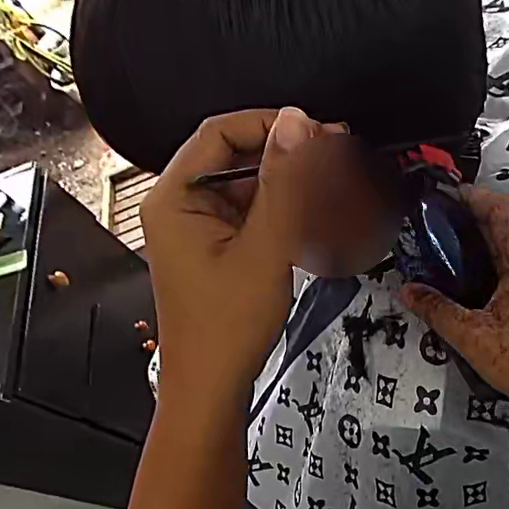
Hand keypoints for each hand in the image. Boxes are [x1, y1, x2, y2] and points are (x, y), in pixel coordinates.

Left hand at [141, 107, 334, 402]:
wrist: (212, 383)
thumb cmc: (224, 329)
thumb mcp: (264, 248)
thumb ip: (283, 183)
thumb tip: (296, 126)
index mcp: (175, 198)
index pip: (220, 133)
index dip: (270, 125)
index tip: (313, 131)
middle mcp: (182, 207)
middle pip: (237, 158)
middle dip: (287, 156)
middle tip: (333, 156)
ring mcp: (200, 229)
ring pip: (250, 188)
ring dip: (290, 186)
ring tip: (332, 190)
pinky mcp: (218, 249)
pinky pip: (253, 216)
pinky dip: (283, 214)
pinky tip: (313, 219)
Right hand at [397, 188, 508, 418]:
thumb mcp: (473, 337)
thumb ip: (437, 311)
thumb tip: (406, 290)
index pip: (500, 210)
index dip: (472, 196)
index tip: (443, 195)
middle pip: (504, 225)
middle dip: (470, 218)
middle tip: (433, 222)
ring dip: (480, 241)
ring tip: (443, 247)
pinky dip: (489, 262)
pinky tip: (466, 279)